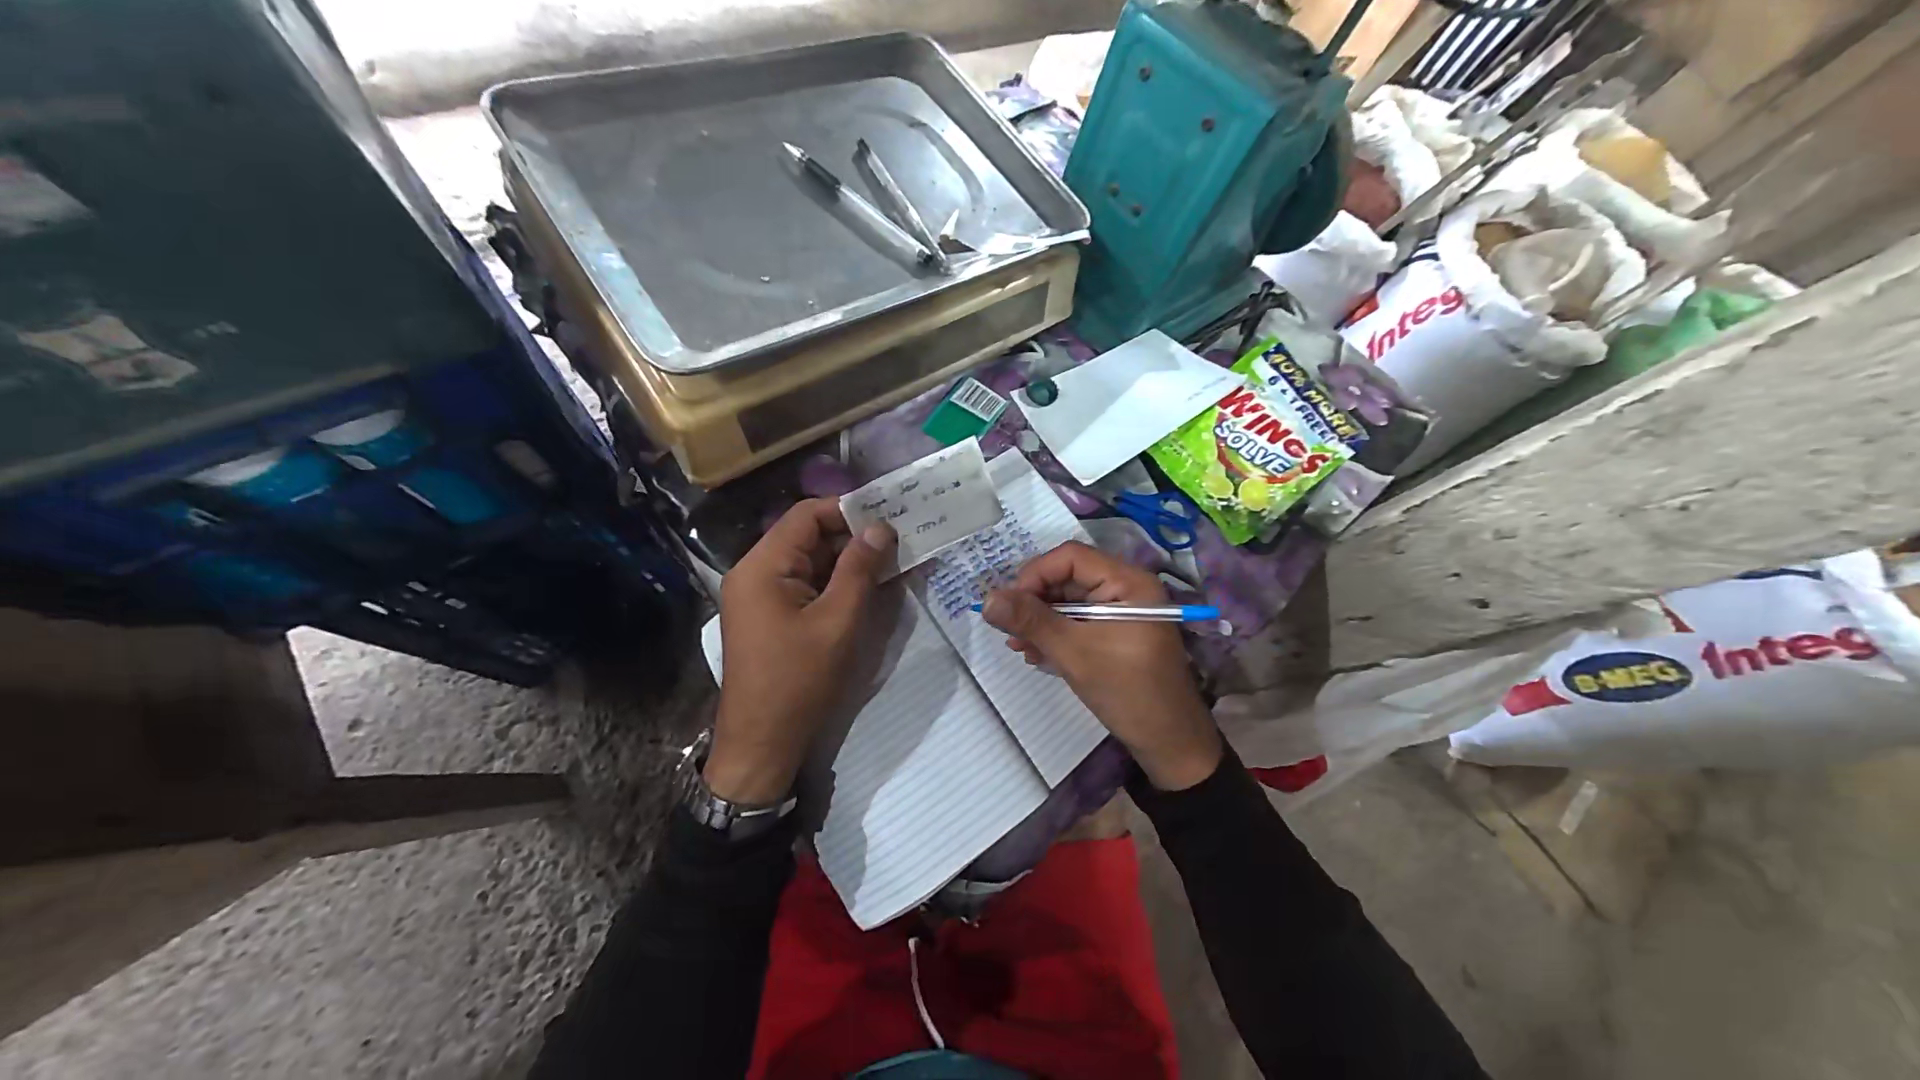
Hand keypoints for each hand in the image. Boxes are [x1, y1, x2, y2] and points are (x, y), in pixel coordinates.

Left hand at [708, 500, 895, 804]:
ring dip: (846, 563)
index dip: (847, 510)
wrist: (761, 744)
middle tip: (899, 541)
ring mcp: (760, 597)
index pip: (806, 516)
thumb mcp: (837, 622)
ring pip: (808, 563)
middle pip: (807, 537)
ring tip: (891, 563)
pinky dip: (834, 584)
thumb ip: (860, 570)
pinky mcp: (769, 618)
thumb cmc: (798, 681)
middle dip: (852, 538)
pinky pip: (804, 587)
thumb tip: (880, 528)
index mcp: (762, 566)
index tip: (889, 516)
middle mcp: (755, 573)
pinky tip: (866, 590)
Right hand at [983, 541, 1221, 790]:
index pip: (1070, 558)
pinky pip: (1079, 622)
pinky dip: (1056, 634)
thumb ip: (1030, 621)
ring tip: (1018, 646)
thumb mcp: (1074, 653)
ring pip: (1069, 601)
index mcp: (1128, 582)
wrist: (1170, 742)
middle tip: (1008, 629)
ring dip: (1040, 620)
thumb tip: (987, 598)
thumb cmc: (1127, 691)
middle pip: (1068, 578)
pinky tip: (1036, 653)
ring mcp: (1123, 613)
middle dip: (1034, 601)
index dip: (1034, 575)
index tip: (1008, 605)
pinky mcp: (1117, 635)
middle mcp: (1127, 589)